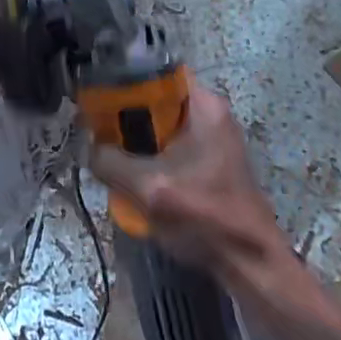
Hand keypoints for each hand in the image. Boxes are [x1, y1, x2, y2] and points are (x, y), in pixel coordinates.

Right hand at [90, 88, 286, 275]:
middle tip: (104, 142)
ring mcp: (215, 138)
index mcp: (204, 106)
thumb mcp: (148, 189)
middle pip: (158, 103)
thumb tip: (90, 148)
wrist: (250, 263)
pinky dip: (156, 162)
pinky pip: (175, 149)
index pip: (157, 76)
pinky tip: (141, 187)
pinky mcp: (213, 162)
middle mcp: (212, 113)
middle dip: (129, 123)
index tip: (100, 106)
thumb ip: (112, 163)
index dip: (125, 87)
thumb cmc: (204, 216)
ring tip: (117, 167)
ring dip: (140, 148)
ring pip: (164, 130)